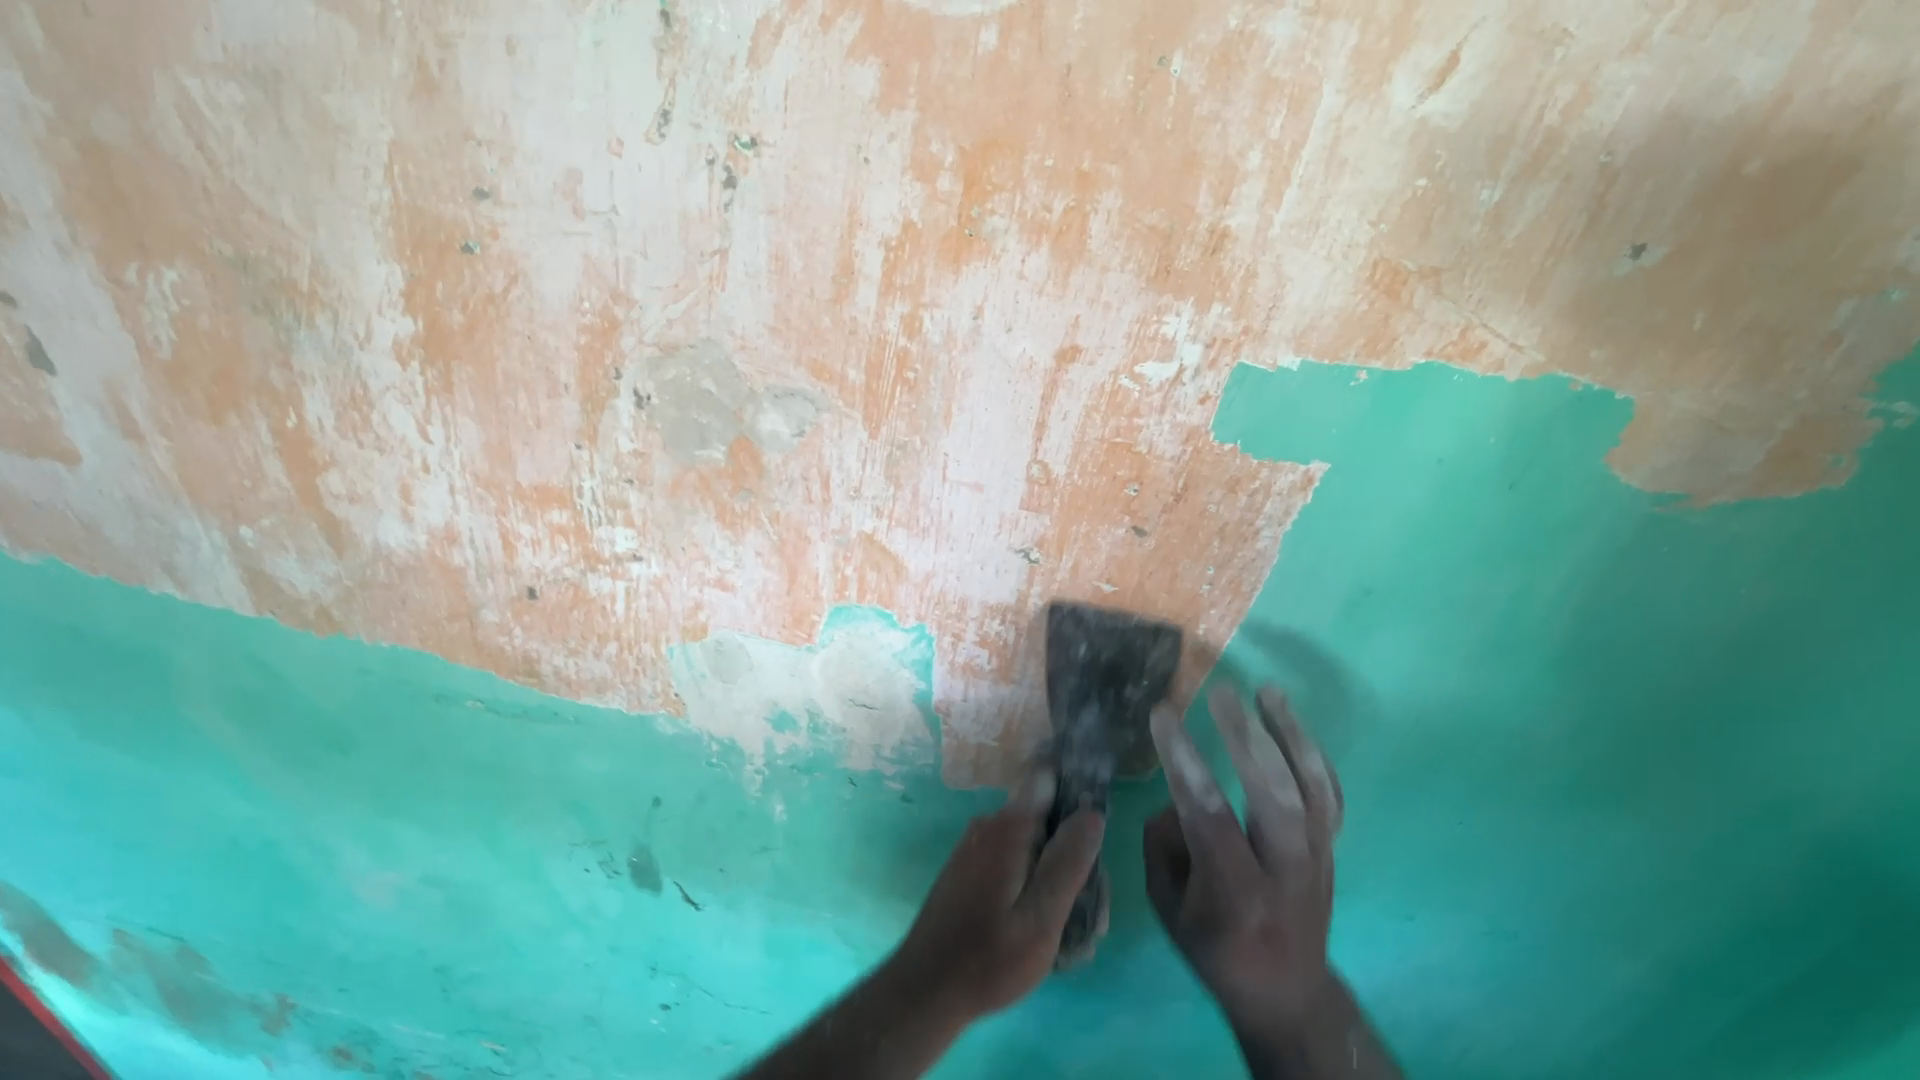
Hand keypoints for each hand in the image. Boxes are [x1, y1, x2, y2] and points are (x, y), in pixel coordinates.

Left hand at [883, 769, 1106, 1022]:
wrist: (925, 991)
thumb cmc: (988, 959)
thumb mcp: (1041, 917)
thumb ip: (1068, 862)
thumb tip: (1092, 812)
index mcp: (1008, 828)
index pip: (1045, 776)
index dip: (1076, 788)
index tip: (1099, 822)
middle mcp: (989, 827)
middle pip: (1046, 818)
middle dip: (1074, 854)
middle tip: (1094, 911)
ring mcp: (976, 848)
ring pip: (1033, 846)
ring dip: (1057, 879)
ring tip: (1075, 934)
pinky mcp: (970, 871)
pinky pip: (1015, 865)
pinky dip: (1034, 888)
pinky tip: (1045, 932)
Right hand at [1144, 684, 1346, 1029]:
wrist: (1287, 990)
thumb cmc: (1215, 948)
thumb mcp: (1167, 907)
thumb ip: (1163, 847)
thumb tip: (1174, 796)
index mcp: (1235, 894)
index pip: (1208, 816)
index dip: (1184, 761)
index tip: (1161, 714)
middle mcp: (1284, 873)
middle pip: (1276, 799)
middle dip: (1248, 741)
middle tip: (1221, 693)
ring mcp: (1317, 859)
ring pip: (1313, 790)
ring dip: (1290, 734)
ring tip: (1266, 690)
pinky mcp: (1332, 849)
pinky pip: (1329, 794)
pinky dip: (1312, 753)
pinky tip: (1289, 720)